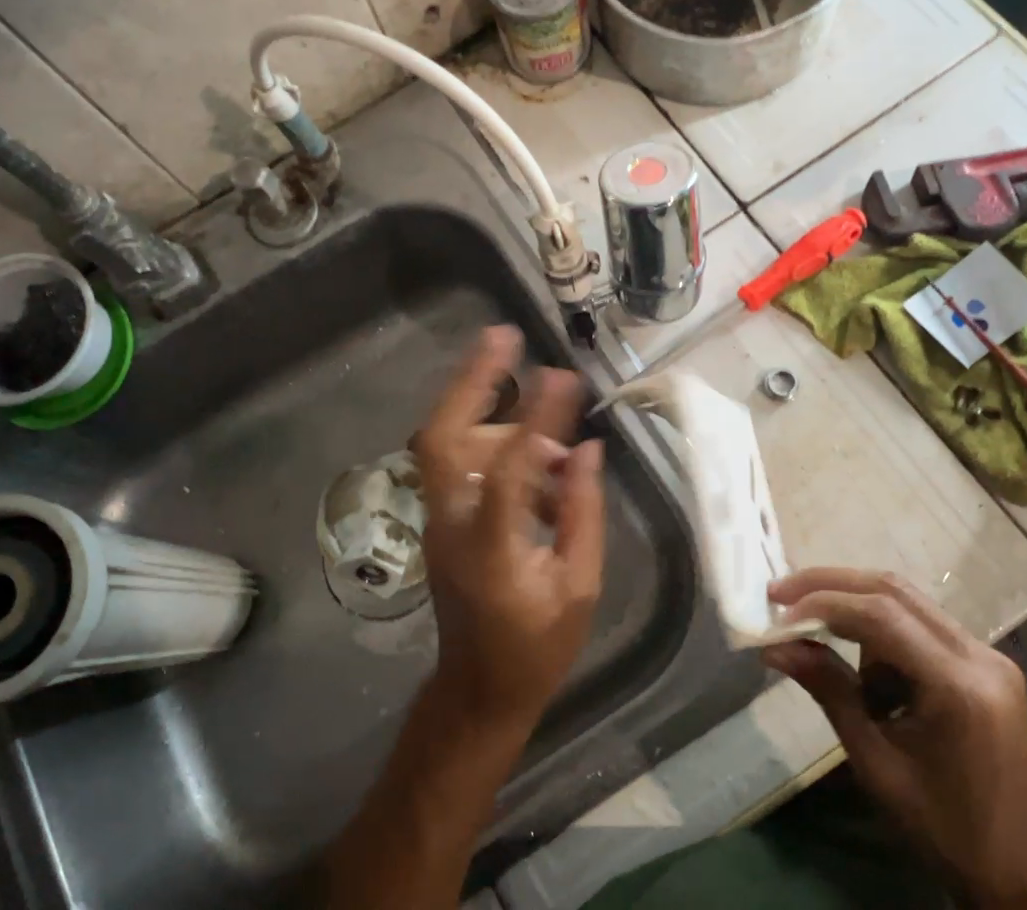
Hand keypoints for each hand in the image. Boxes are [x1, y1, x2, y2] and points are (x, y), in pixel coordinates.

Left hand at [411, 325, 605, 727]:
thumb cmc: (536, 646)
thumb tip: (589, 450)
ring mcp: (437, 523)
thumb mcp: (579, 586)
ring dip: (486, 411)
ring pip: (443, 444)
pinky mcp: (439, 524)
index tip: (562, 375)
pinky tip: (536, 455)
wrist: (478, 689)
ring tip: (544, 403)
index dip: (535, 419)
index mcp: (492, 546)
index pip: (509, 468)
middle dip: (470, 381)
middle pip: (441, 437)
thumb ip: (584, 512)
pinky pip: (456, 466)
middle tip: (502, 337)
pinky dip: (490, 442)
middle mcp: (452, 524)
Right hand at [764, 568, 1026, 907]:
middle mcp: (981, 657)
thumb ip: (830, 693)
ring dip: (857, 614)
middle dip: (832, 586)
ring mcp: (991, 659)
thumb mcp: (876, 764)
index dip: (822, 604)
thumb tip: (776, 648)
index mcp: (958, 686)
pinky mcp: (989, 669)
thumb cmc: (945, 830)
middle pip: (895, 591)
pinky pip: (925, 631)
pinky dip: (885, 637)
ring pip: (909, 605)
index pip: (881, 615)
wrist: (1024, 872)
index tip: (776, 614)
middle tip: (781, 594)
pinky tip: (870, 681)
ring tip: (822, 651)